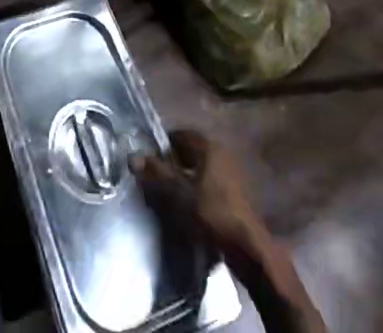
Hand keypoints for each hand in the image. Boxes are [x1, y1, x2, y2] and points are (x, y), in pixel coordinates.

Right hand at [133, 130, 267, 256]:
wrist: (248, 248)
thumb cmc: (212, 213)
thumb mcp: (178, 194)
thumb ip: (156, 174)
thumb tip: (133, 156)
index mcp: (209, 148)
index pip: (181, 134)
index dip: (163, 143)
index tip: (150, 157)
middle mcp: (222, 154)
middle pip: (191, 150)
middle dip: (173, 160)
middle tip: (156, 174)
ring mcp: (232, 174)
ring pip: (201, 167)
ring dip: (185, 175)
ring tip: (169, 192)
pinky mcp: (237, 193)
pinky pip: (210, 182)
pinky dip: (197, 187)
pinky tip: (188, 204)